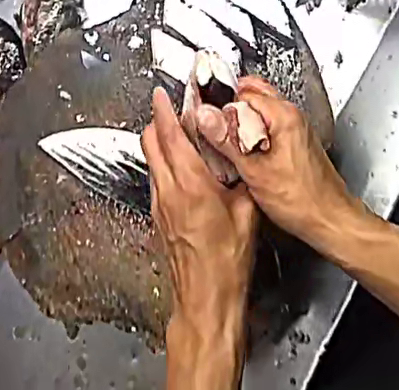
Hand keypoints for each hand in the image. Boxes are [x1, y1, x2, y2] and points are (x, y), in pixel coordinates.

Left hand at [143, 87, 256, 356]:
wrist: (206, 304)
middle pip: (151, 142)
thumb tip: (244, 160)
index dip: (164, 110)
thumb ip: (244, 182)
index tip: (161, 94)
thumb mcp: (247, 216)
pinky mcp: (157, 218)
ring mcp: (159, 205)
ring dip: (160, 143)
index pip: (169, 135)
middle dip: (158, 121)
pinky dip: (163, 165)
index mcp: (190, 184)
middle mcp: (168, 191)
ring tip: (178, 137)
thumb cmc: (226, 267)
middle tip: (171, 110)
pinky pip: (155, 179)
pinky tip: (181, 171)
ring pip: (151, 159)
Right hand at [196, 78, 361, 252]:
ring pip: (260, 112)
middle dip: (232, 110)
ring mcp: (296, 129)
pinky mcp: (296, 143)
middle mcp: (292, 116)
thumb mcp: (254, 171)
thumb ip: (226, 141)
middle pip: (252, 96)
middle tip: (217, 130)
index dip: (223, 107)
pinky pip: (269, 126)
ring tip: (230, 145)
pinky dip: (255, 134)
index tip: (211, 123)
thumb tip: (204, 115)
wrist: (333, 224)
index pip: (242, 92)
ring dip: (243, 123)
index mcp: (283, 114)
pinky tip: (247, 156)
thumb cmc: (304, 202)